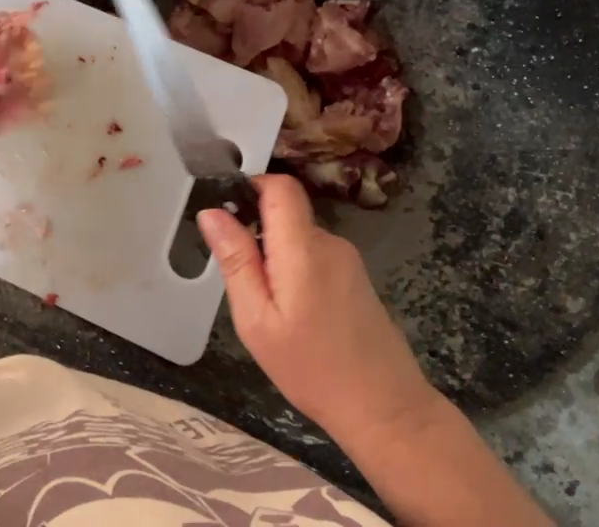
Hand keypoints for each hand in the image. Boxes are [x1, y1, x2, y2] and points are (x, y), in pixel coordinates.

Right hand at [197, 174, 439, 445]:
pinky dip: (295, 271)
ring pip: (298, 236)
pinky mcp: (356, 278)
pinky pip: (314, 256)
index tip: (227, 214)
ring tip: (269, 306)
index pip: (280, 186)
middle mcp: (330, 243)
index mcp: (303, 248)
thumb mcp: (256, 319)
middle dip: (257, 233)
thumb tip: (211, 212)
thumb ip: (235, 260)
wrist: (387, 412)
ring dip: (275, 256)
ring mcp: (348, 261)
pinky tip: (295, 314)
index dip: (251, 186)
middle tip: (242, 281)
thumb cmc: (312, 368)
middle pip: (286, 212)